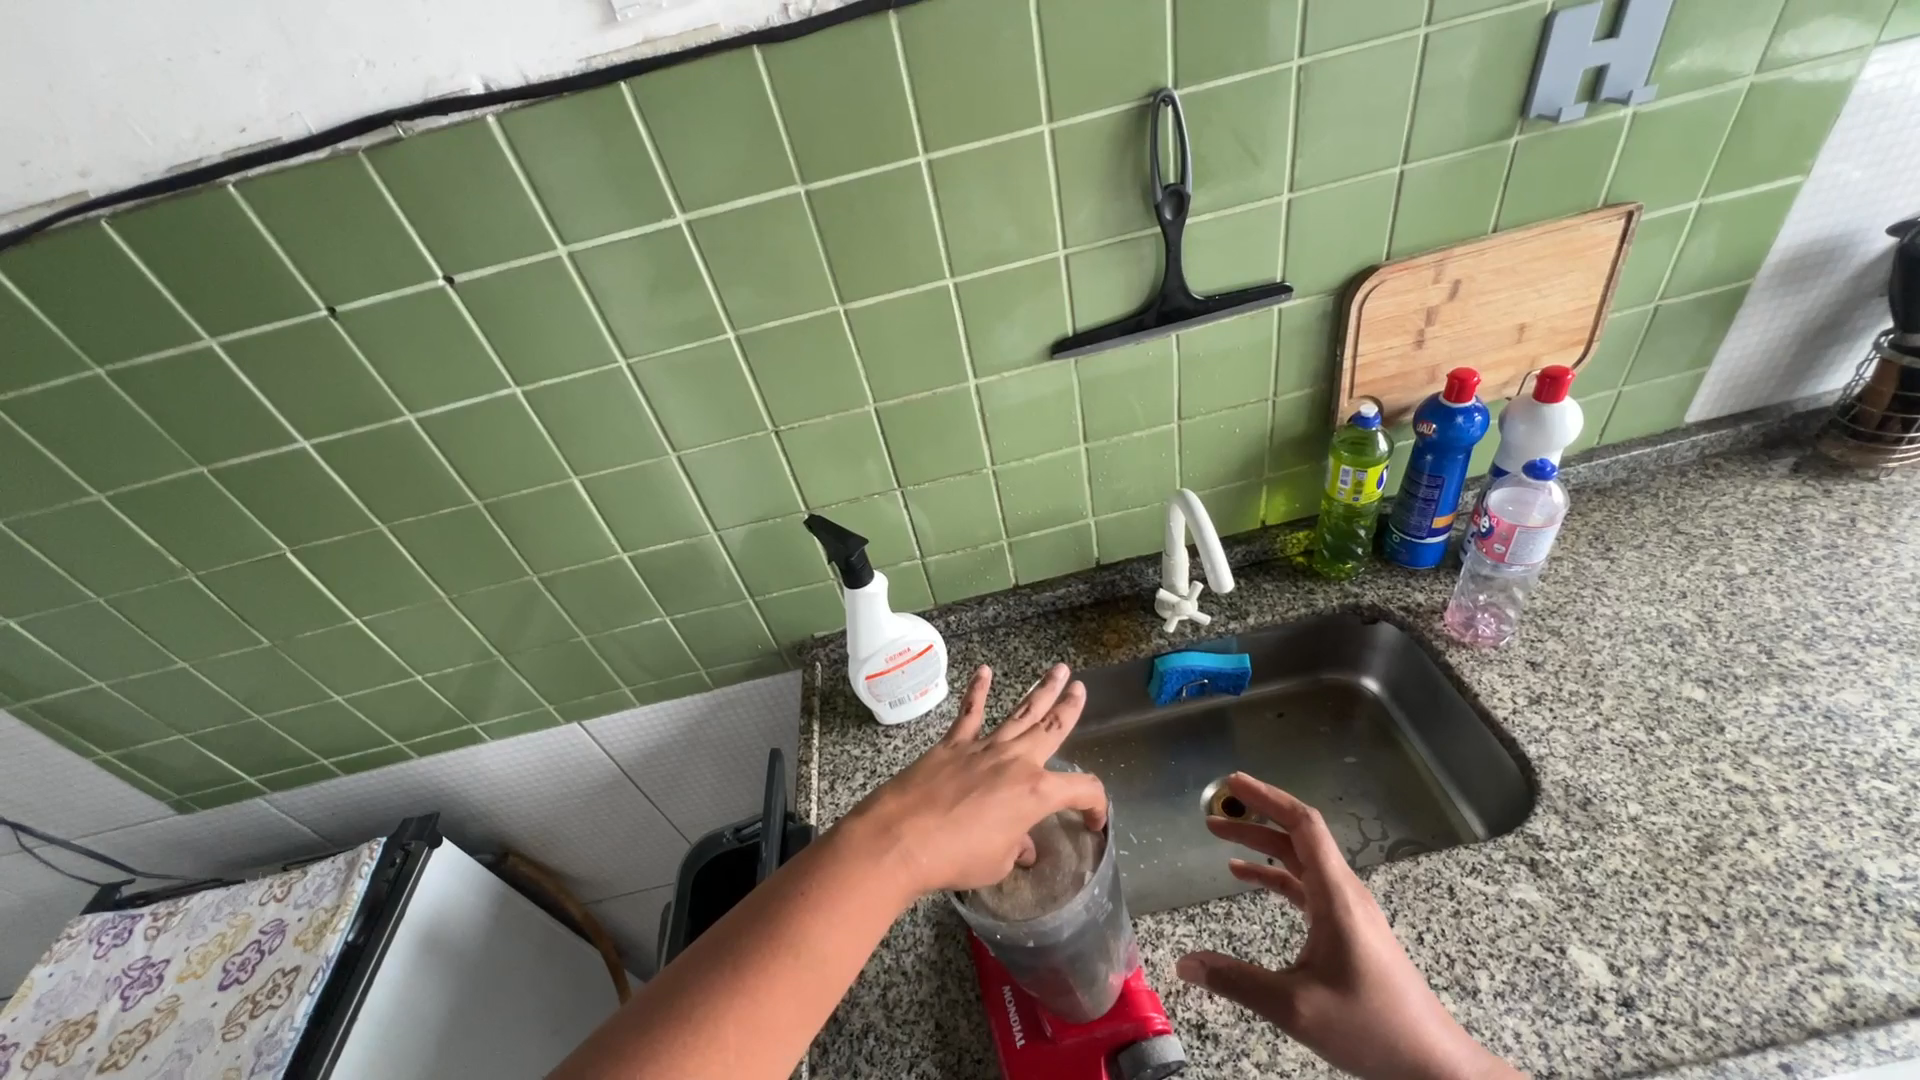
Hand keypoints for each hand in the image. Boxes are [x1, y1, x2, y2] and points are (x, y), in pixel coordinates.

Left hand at [836, 664, 1107, 898]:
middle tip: (1080, 687)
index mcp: (1036, 792)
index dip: (1096, 805)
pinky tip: (984, 671)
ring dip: (1040, 691)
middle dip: (1069, 707)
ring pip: (1019, 714)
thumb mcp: (997, 863)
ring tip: (1056, 671)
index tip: (1094, 822)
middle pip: (1051, 728)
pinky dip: (978, 691)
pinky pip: (970, 713)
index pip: (1082, 789)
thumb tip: (1021, 845)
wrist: (902, 838)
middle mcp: (1016, 761)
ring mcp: (983, 748)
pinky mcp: (953, 745)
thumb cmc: (956, 857)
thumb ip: (1015, 847)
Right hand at [1177, 774, 1521, 1079]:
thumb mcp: (1296, 1008)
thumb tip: (1184, 964)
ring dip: (1261, 845)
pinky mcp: (1348, 929)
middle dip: (1254, 818)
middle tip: (1214, 811)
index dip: (1268, 798)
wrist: (1432, 1063)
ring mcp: (1348, 910)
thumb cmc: (1371, 1027)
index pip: (1303, 825)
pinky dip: (1274, 874)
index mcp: (1336, 896)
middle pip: (1297, 837)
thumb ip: (1237, 981)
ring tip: (1220, 837)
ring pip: (1300, 860)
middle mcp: (1344, 892)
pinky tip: (1246, 877)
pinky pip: (1305, 885)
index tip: (1233, 783)